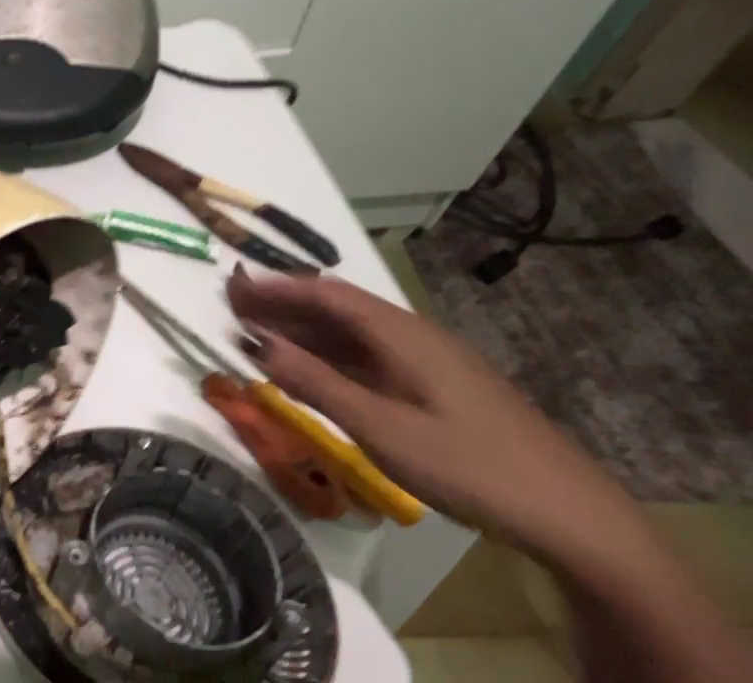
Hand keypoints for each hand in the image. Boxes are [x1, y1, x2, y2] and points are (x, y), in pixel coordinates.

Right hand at [225, 268, 626, 555]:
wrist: (570, 515)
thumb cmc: (470, 465)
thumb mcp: (382, 428)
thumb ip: (317, 384)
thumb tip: (258, 345)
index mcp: (402, 335)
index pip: (328, 294)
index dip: (277, 287)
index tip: (231, 287)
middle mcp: (413, 337)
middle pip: (338, 309)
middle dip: (283, 306)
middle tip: (233, 310)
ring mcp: (428, 363)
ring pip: (353, 334)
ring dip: (303, 332)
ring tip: (257, 338)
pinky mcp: (437, 389)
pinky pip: (369, 358)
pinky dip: (329, 357)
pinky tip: (310, 372)